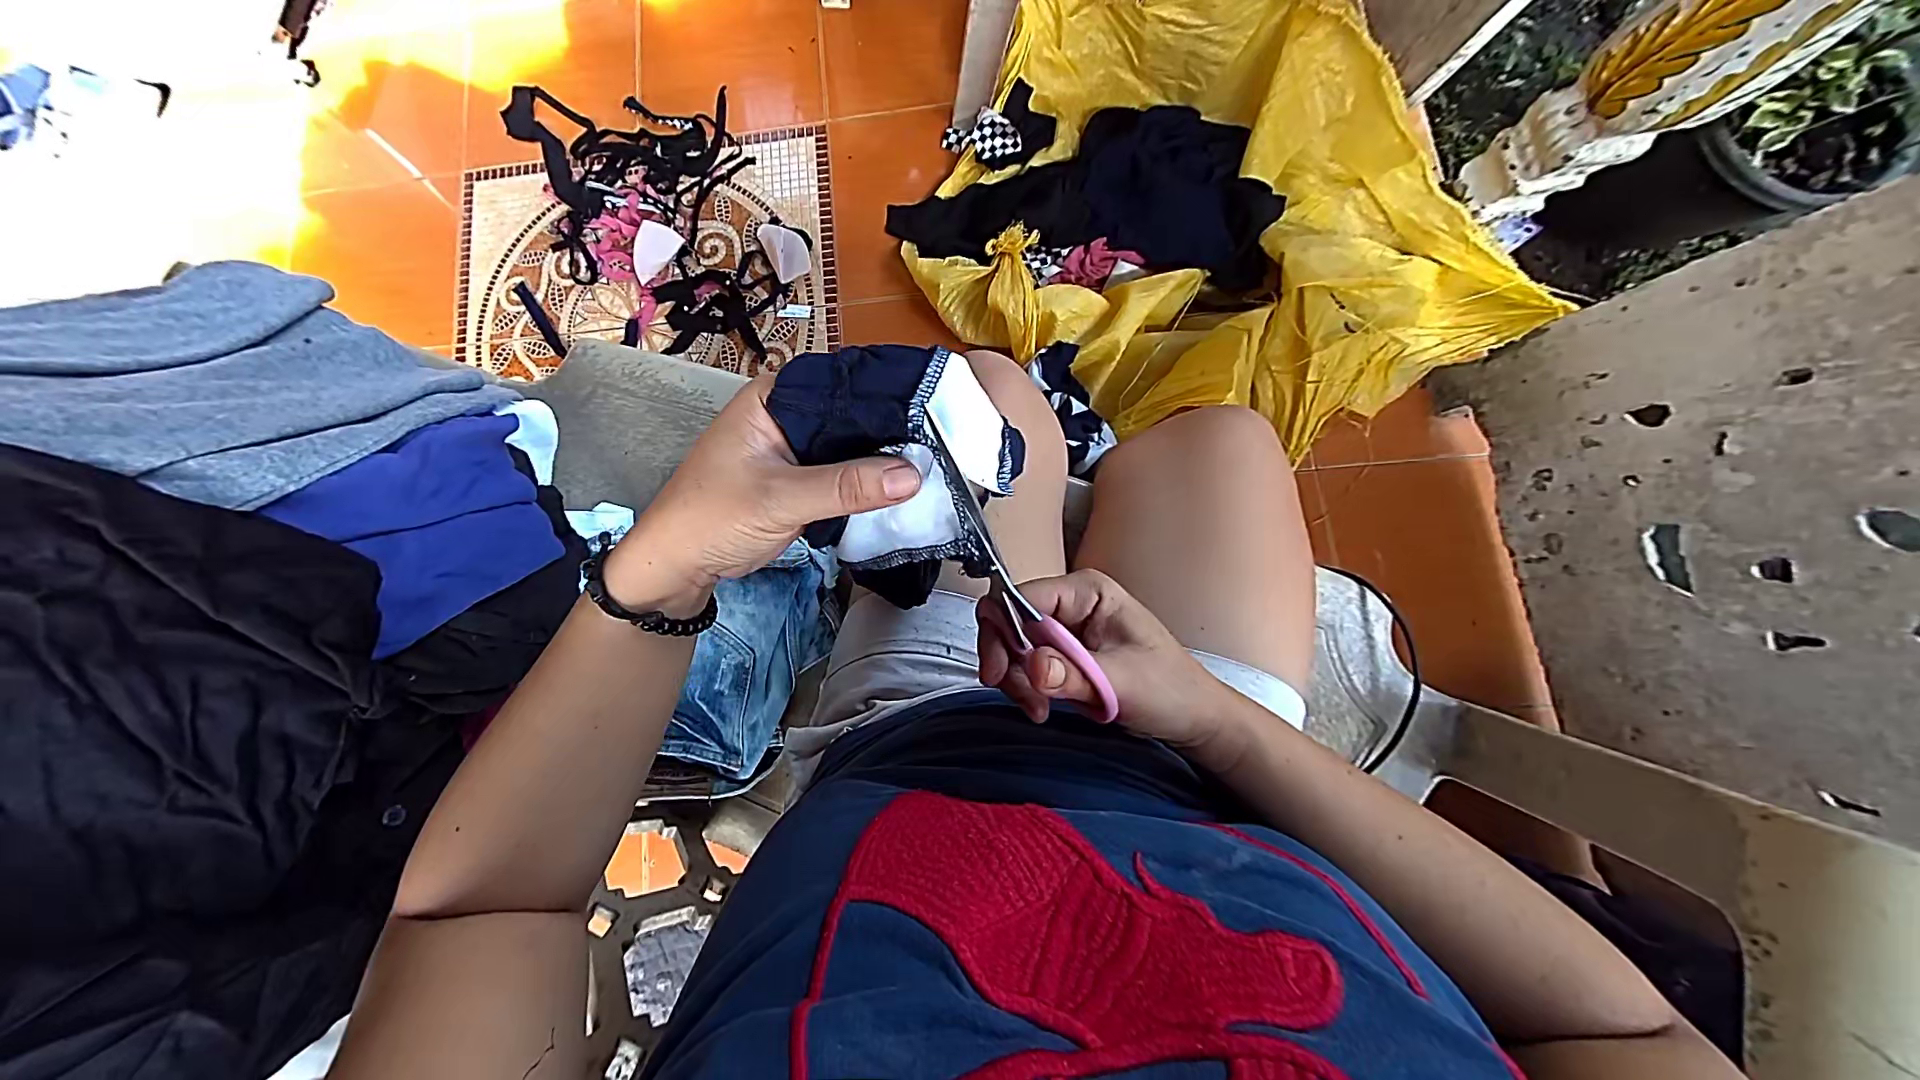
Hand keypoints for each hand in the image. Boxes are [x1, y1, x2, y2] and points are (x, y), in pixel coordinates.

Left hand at [604, 375, 921, 614]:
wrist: (680, 564)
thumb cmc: (713, 517)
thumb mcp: (781, 498)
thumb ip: (846, 486)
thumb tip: (912, 476)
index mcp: (774, 397)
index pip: (842, 384)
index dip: (886, 397)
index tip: (934, 412)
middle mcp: (789, 415)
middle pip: (852, 416)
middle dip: (890, 433)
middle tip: (942, 444)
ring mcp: (798, 448)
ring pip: (851, 447)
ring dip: (882, 461)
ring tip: (933, 463)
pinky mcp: (804, 479)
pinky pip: (846, 474)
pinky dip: (868, 484)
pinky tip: (901, 488)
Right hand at [976, 570, 1245, 758]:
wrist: (1192, 717)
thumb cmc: (1171, 690)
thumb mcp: (1123, 683)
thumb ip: (1075, 674)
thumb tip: (1030, 665)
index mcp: (1087, 592)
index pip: (1021, 598)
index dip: (1002, 631)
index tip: (999, 672)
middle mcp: (1071, 603)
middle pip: (1009, 621)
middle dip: (1008, 661)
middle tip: (1025, 698)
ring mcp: (1065, 628)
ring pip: (1012, 645)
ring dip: (1016, 679)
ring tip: (1039, 708)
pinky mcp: (1062, 653)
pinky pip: (1025, 664)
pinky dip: (1025, 687)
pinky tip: (1042, 706)